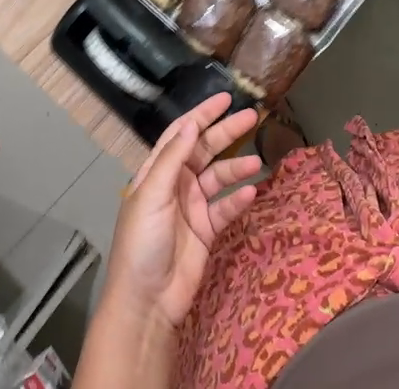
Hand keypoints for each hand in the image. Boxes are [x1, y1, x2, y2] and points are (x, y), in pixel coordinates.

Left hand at [101, 93, 260, 328]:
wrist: (147, 299)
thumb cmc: (141, 242)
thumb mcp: (152, 195)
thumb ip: (173, 159)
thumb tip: (192, 124)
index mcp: (157, 172)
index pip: (181, 134)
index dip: (202, 115)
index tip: (224, 98)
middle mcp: (176, 184)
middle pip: (205, 150)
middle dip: (227, 133)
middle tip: (252, 116)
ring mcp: (192, 207)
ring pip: (219, 178)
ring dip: (237, 169)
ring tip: (256, 163)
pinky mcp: (206, 230)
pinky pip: (226, 208)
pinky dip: (238, 199)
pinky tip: (251, 193)